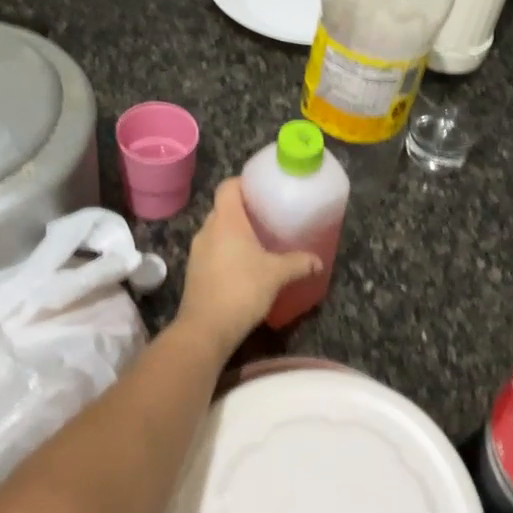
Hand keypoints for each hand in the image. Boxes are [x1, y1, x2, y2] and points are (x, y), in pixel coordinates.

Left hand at [176, 179, 321, 353]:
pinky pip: (212, 250)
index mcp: (226, 221)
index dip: (243, 182)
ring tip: (258, 241)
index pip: (228, 187)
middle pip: (223, 208)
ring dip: (235, 233)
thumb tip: (318, 262)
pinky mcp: (194, 271)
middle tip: (267, 216)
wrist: (205, 329)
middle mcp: (207, 230)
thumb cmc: (242, 290)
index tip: (262, 188)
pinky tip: (244, 266)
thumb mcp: (276, 275)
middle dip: (244, 210)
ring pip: (217, 231)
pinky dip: (227, 251)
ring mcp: (197, 252)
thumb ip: (298, 263)